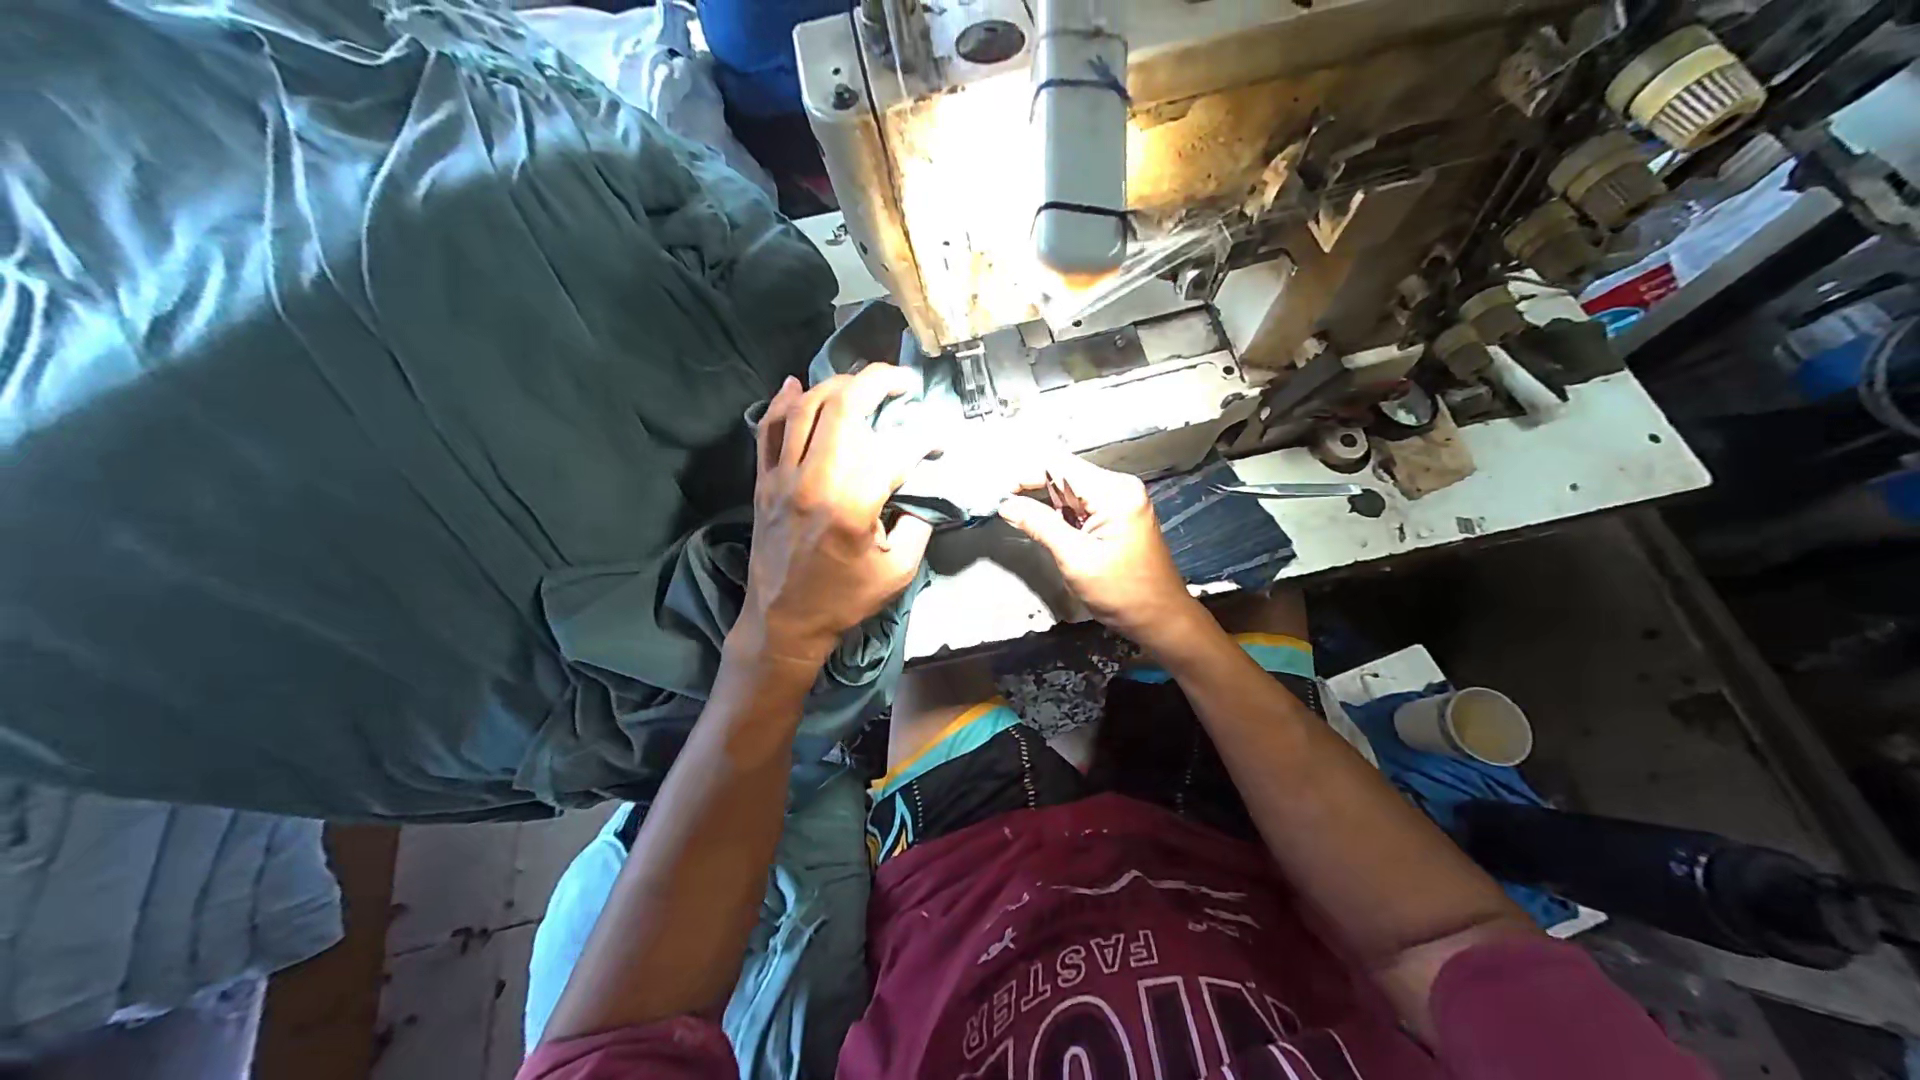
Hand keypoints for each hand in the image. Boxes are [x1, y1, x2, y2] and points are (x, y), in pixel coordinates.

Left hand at [740, 367, 937, 667]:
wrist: (783, 622)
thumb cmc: (844, 600)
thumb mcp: (898, 571)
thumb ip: (918, 523)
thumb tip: (924, 487)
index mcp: (851, 507)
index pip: (894, 450)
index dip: (923, 437)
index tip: (938, 439)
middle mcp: (813, 481)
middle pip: (844, 408)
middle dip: (878, 382)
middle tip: (903, 380)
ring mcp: (782, 477)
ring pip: (805, 409)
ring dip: (837, 384)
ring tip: (863, 381)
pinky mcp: (763, 481)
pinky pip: (766, 429)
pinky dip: (781, 402)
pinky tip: (797, 383)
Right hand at [997, 454, 1202, 645]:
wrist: (1161, 618)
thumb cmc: (1122, 593)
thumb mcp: (1075, 559)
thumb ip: (1040, 525)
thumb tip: (1006, 505)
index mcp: (1114, 493)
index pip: (1060, 466)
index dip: (1026, 476)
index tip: (1000, 493)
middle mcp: (1120, 488)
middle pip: (1066, 474)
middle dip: (1034, 489)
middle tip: (1006, 507)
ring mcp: (1122, 500)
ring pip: (1072, 489)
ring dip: (1047, 504)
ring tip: (1021, 518)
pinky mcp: (1120, 515)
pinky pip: (1084, 504)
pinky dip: (1063, 514)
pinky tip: (1048, 527)